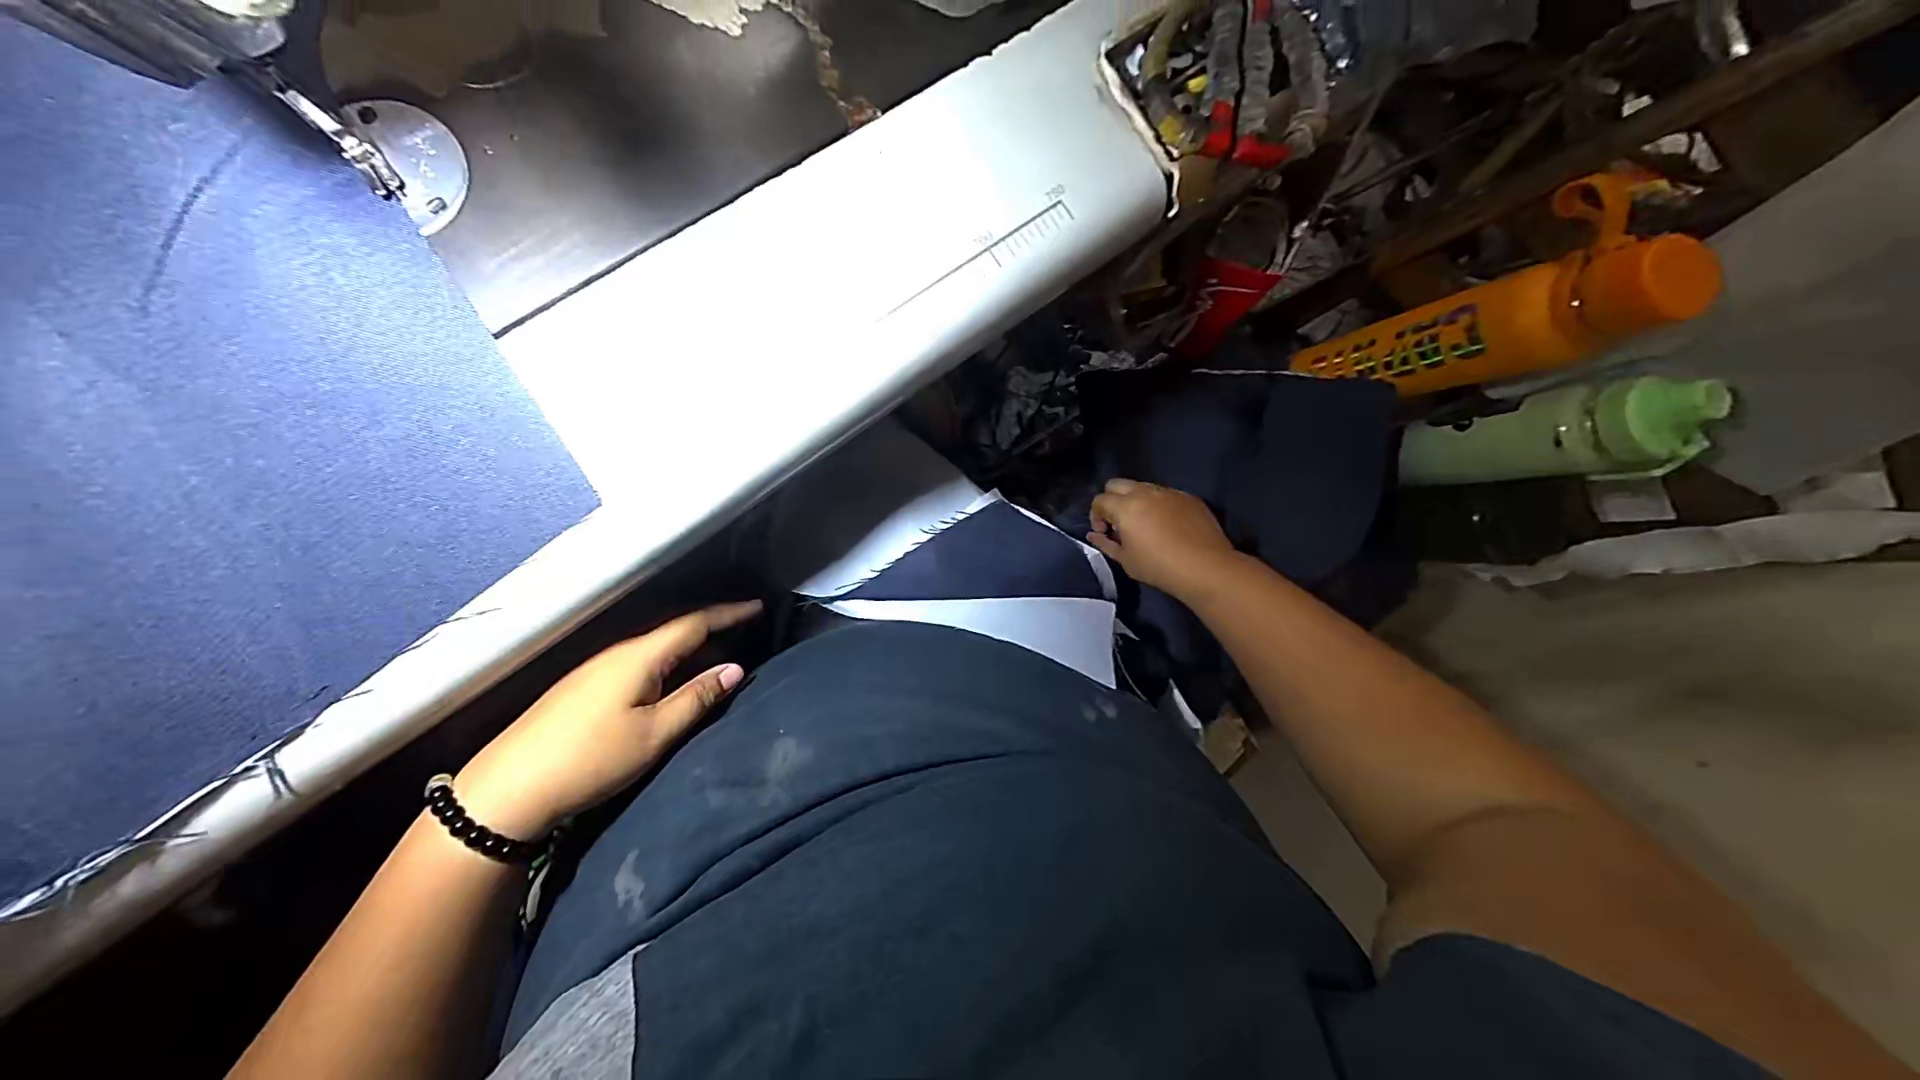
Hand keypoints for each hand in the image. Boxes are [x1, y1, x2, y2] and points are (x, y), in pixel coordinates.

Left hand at [453, 601, 762, 839]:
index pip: (694, 623)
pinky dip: (666, 664)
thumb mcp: (655, 734)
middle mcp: (616, 653)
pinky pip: (637, 663)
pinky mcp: (582, 688)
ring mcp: (595, 670)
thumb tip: (735, 669)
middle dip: (712, 628)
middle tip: (744, 631)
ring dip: (688, 649)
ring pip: (655, 648)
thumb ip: (697, 698)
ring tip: (716, 658)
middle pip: (673, 631)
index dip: (729, 613)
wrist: (506, 790)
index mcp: (638, 656)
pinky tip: (671, 682)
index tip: (757, 606)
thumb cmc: (590, 760)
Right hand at [1086, 479, 1239, 601]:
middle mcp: (1145, 492)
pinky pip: (1165, 494)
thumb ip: (1105, 543)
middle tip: (1119, 523)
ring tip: (1144, 524)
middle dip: (1111, 500)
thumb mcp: (1125, 560)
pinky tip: (1167, 525)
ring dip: (1135, 500)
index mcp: (1125, 507)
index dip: (1096, 516)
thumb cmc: (1159, 567)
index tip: (1105, 533)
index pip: (1100, 500)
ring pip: (1142, 486)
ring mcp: (1169, 492)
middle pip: (1117, 484)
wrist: (1206, 567)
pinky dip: (1158, 504)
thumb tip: (1094, 535)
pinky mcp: (1188, 497)